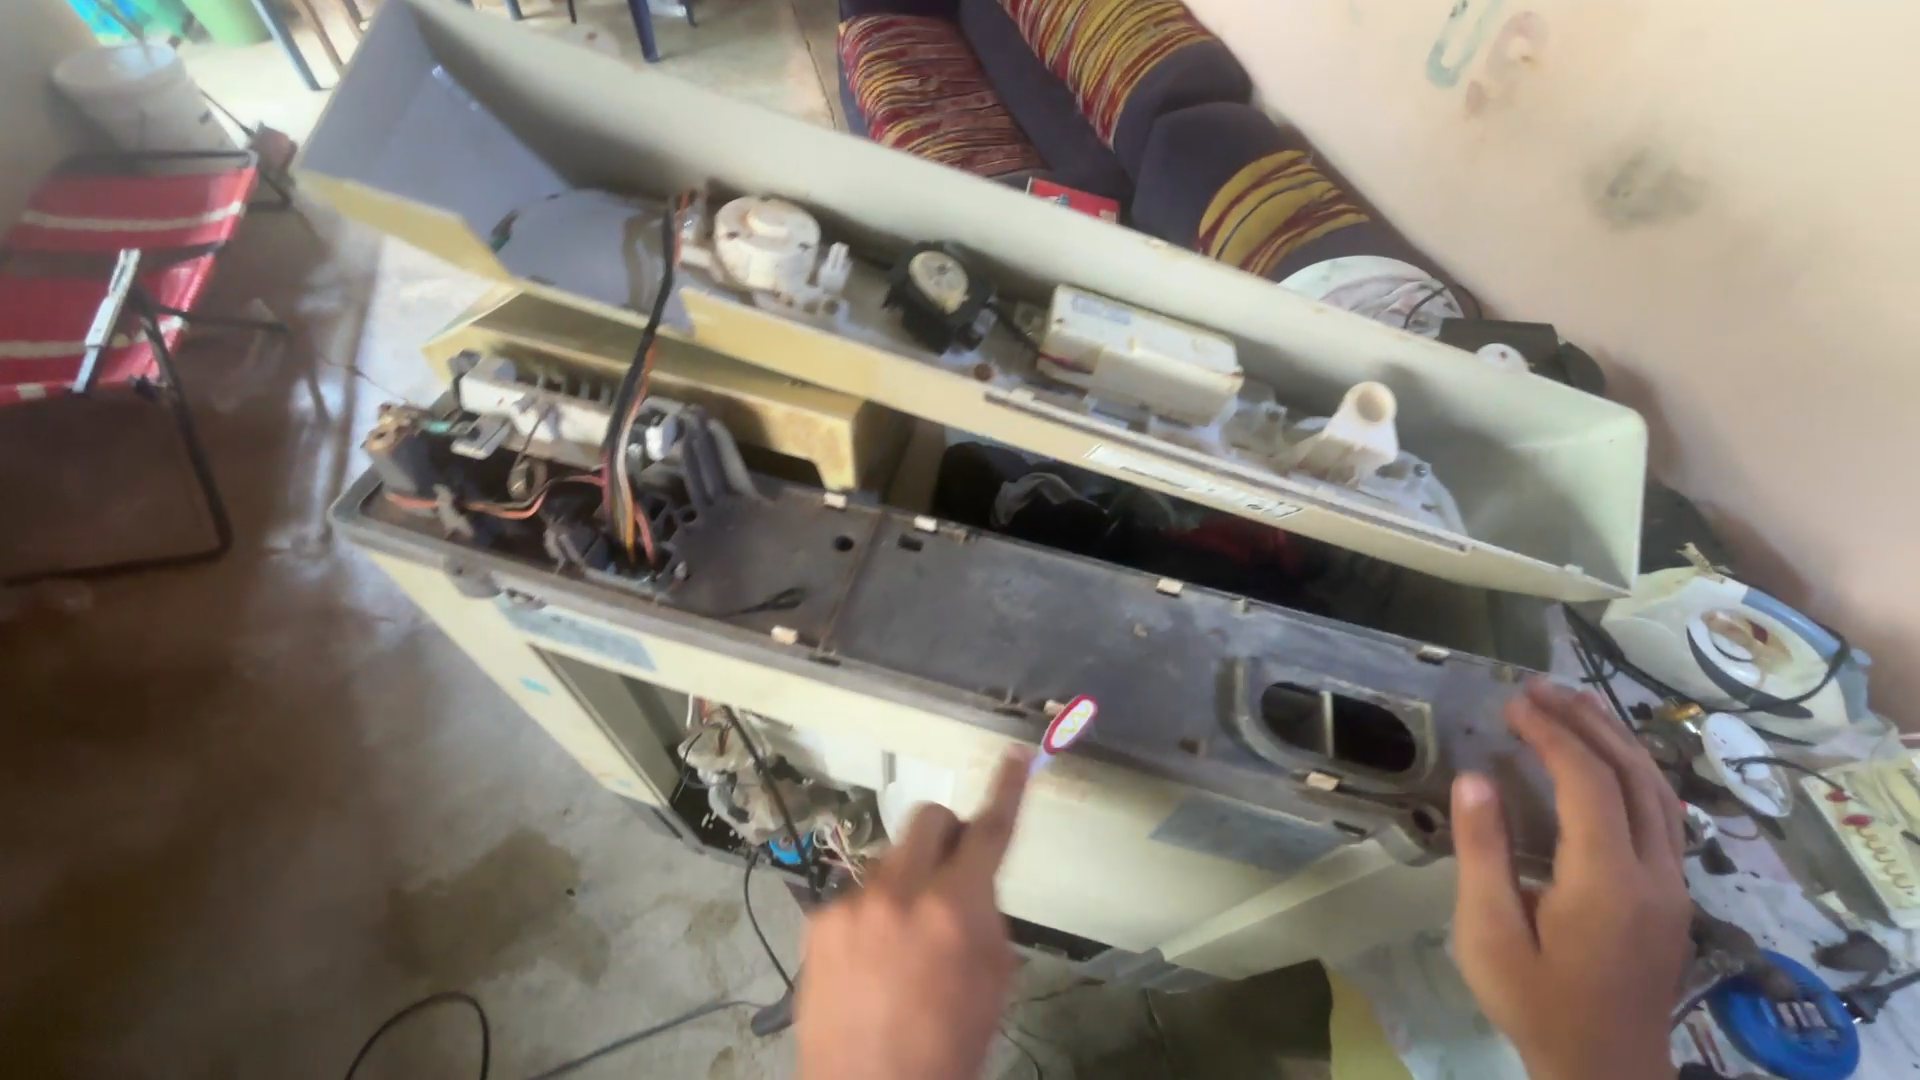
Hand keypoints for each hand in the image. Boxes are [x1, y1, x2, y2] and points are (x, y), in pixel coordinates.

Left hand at [797, 749, 1031, 1079]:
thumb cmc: (949, 1045)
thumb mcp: (993, 979)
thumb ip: (985, 913)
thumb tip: (973, 877)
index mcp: (953, 909)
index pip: (989, 831)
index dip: (1008, 789)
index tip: (1015, 756)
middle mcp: (899, 891)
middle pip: (930, 818)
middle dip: (949, 837)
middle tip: (953, 875)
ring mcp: (852, 903)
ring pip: (893, 857)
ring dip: (908, 881)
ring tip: (905, 939)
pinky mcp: (819, 920)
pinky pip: (858, 892)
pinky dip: (873, 912)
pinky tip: (871, 957)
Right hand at [1452, 680, 1690, 1079]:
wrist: (1602, 1068)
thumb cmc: (1533, 999)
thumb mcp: (1489, 932)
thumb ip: (1482, 853)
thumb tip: (1474, 779)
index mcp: (1608, 881)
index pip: (1591, 784)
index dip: (1553, 734)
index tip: (1512, 703)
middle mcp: (1655, 874)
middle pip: (1637, 777)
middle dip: (1587, 723)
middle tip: (1539, 687)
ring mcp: (1673, 886)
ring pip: (1662, 793)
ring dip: (1618, 741)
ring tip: (1573, 706)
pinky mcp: (1672, 896)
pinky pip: (1665, 816)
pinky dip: (1634, 772)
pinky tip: (1605, 760)